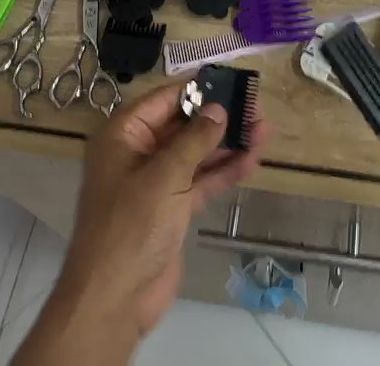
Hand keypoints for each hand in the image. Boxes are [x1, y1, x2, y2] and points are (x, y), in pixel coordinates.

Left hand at [20, 81, 265, 365]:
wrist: (114, 298)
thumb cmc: (130, 227)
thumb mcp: (164, 177)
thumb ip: (194, 140)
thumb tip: (218, 108)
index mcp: (123, 135)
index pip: (164, 100)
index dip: (197, 89)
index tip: (231, 80)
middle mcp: (137, 153)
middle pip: (183, 125)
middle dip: (219, 117)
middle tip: (257, 107)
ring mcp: (155, 182)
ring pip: (196, 153)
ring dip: (228, 144)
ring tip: (264, 131)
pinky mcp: (171, 208)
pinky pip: (200, 180)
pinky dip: (223, 171)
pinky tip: (251, 161)